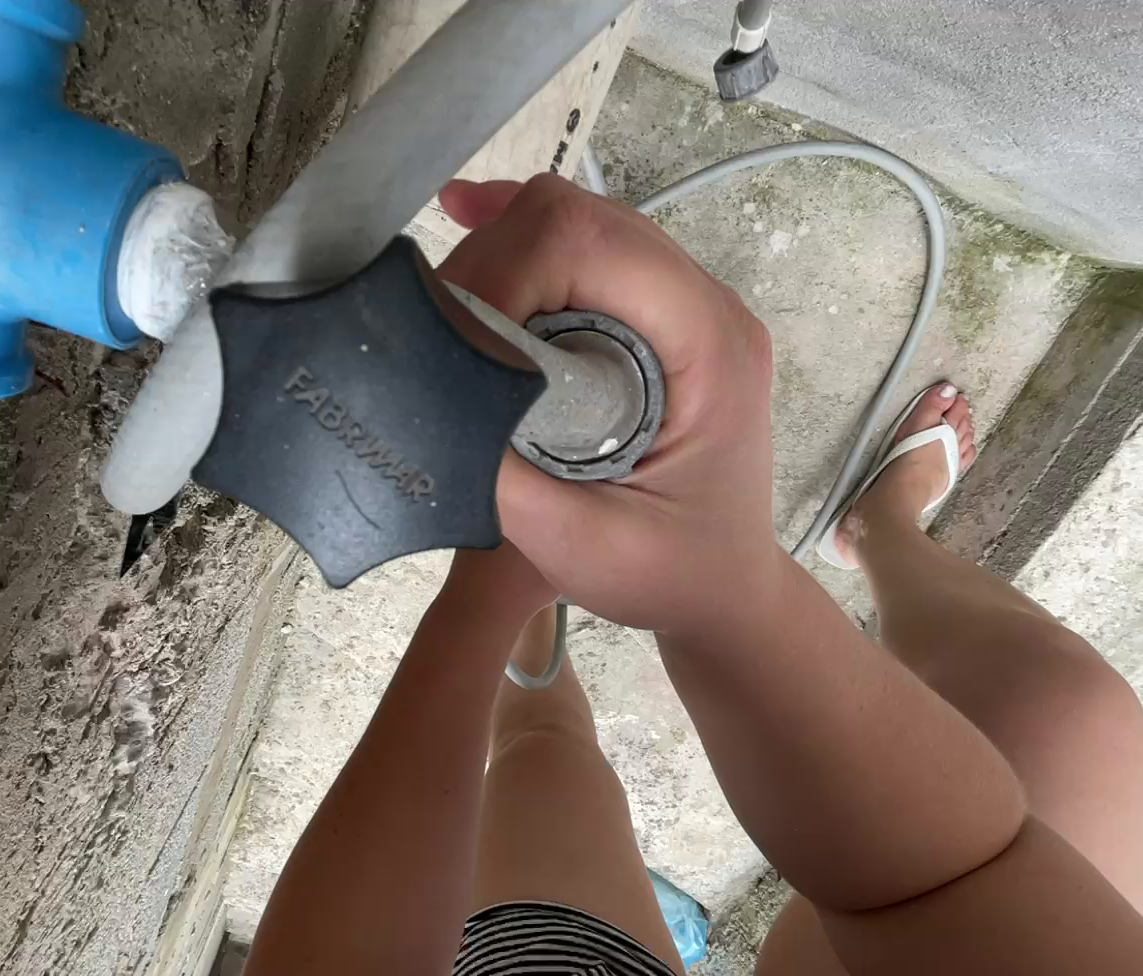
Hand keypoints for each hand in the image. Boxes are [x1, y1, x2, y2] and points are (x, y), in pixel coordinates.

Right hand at [438, 175, 779, 633]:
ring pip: (575, 229)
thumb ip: (503, 472)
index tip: (446, 335)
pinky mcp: (656, 321)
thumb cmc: (668, 575)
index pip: (590, 243)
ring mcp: (684, 307)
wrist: (718, 588)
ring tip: (446, 318)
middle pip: (578, 221)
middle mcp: (705, 306)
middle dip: (492, 263)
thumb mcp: (582, 544)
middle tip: (435, 333)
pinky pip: (583, 253)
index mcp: (710, 345)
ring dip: (499, 258)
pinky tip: (471, 224)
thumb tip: (424, 393)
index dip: (502, 268)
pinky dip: (522, 242)